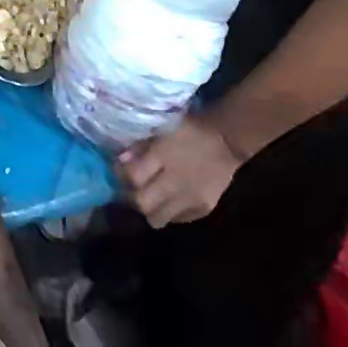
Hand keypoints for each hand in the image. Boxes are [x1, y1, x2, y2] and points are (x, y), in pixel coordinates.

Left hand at [116, 114, 242, 227]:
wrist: (227, 139)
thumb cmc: (191, 127)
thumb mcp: (163, 128)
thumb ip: (141, 145)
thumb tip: (120, 161)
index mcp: (164, 156)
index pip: (133, 177)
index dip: (122, 175)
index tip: (120, 170)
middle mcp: (175, 182)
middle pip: (142, 204)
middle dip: (134, 197)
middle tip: (135, 188)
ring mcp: (190, 199)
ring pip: (158, 219)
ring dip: (152, 209)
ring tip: (154, 197)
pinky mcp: (202, 209)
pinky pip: (178, 219)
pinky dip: (171, 212)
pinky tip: (172, 199)